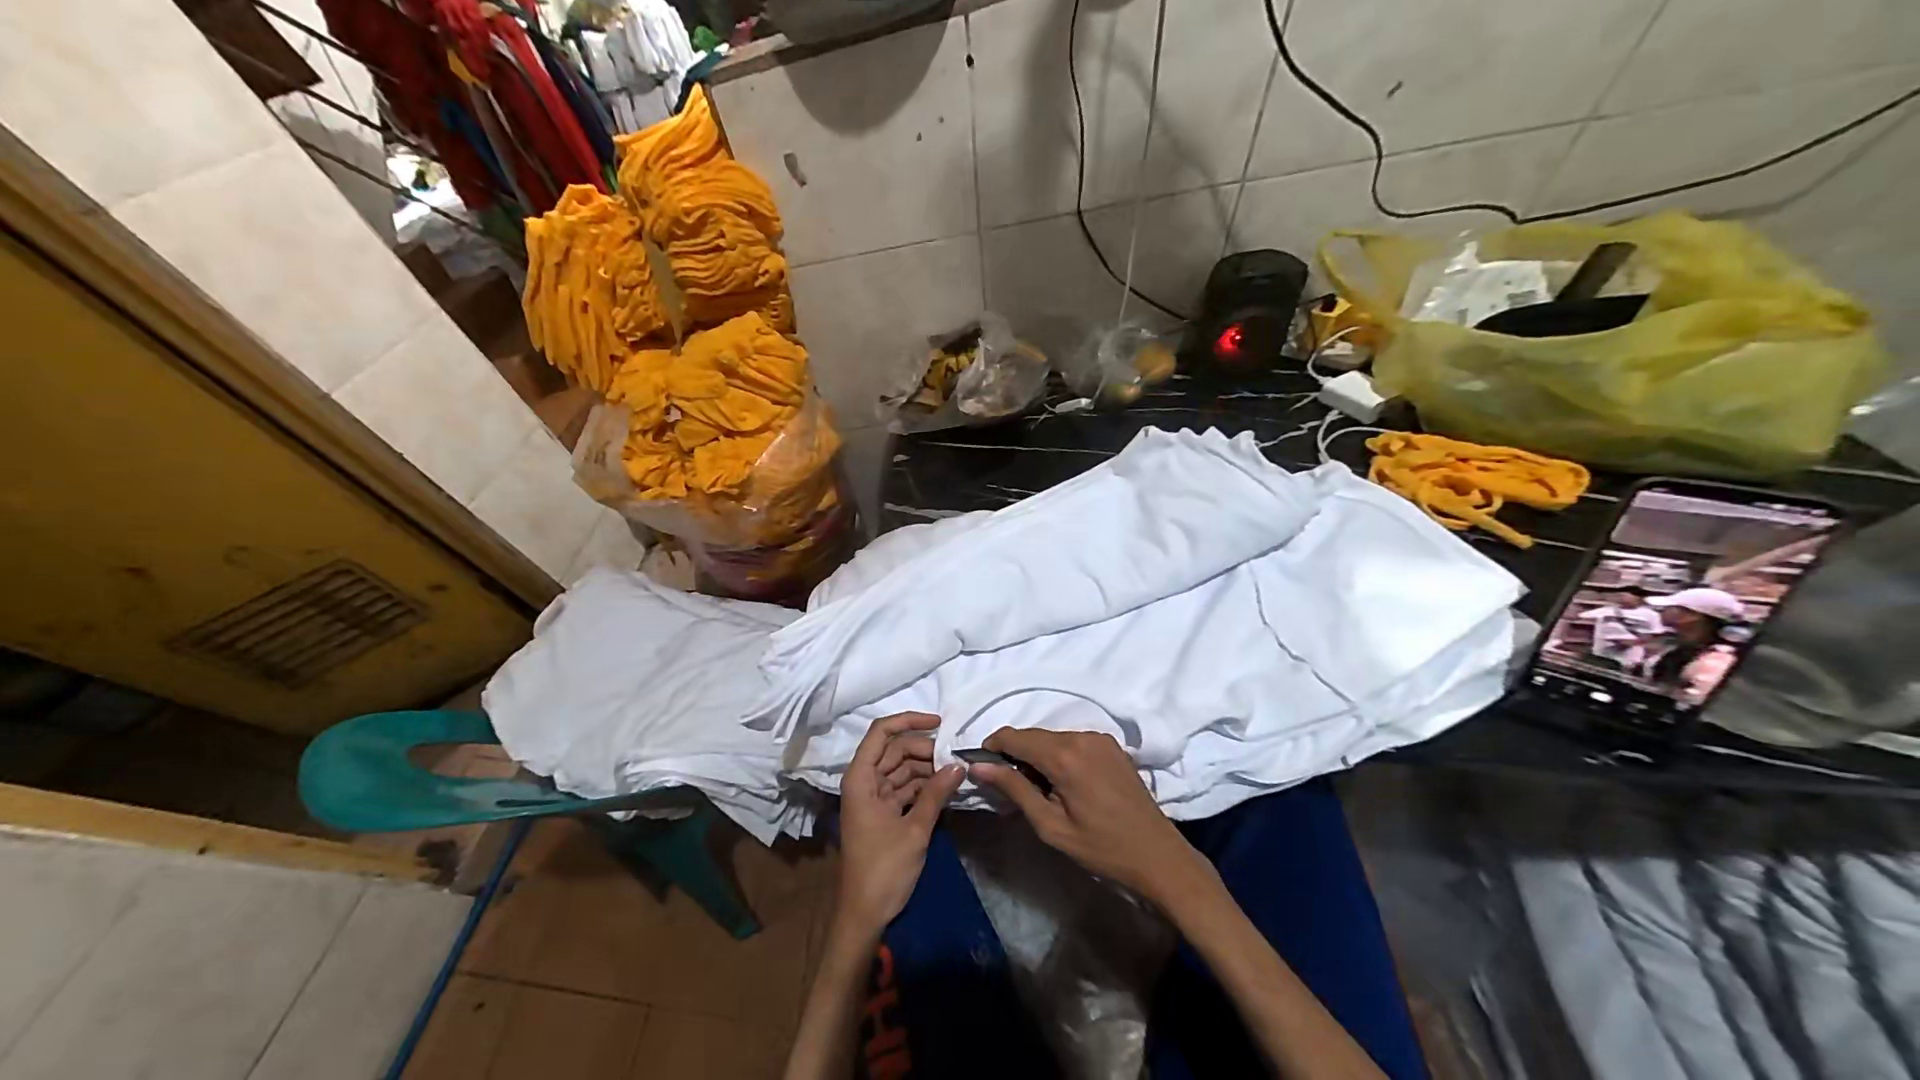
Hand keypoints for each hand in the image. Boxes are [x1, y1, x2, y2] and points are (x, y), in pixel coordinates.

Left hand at [835, 713, 965, 936]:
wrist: (865, 913)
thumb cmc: (884, 869)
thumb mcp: (915, 829)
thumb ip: (936, 793)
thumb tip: (959, 764)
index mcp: (861, 778)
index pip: (882, 732)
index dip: (909, 720)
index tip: (940, 722)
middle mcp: (864, 781)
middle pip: (895, 749)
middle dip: (925, 748)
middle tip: (955, 756)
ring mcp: (873, 797)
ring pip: (902, 768)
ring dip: (927, 767)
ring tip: (956, 771)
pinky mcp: (883, 813)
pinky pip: (904, 788)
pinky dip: (923, 785)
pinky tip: (946, 787)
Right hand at [969, 728, 1210, 906]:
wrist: (1158, 856)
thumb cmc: (1101, 848)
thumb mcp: (1050, 825)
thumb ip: (1014, 789)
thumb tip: (978, 766)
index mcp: (1065, 755)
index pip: (1014, 736)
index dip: (992, 747)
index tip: (981, 767)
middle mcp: (1082, 737)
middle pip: (1033, 735)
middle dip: (1014, 753)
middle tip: (1007, 786)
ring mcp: (1100, 739)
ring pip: (1052, 738)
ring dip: (1037, 755)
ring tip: (1035, 789)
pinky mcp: (1111, 746)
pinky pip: (1072, 742)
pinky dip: (1058, 755)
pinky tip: (1061, 782)